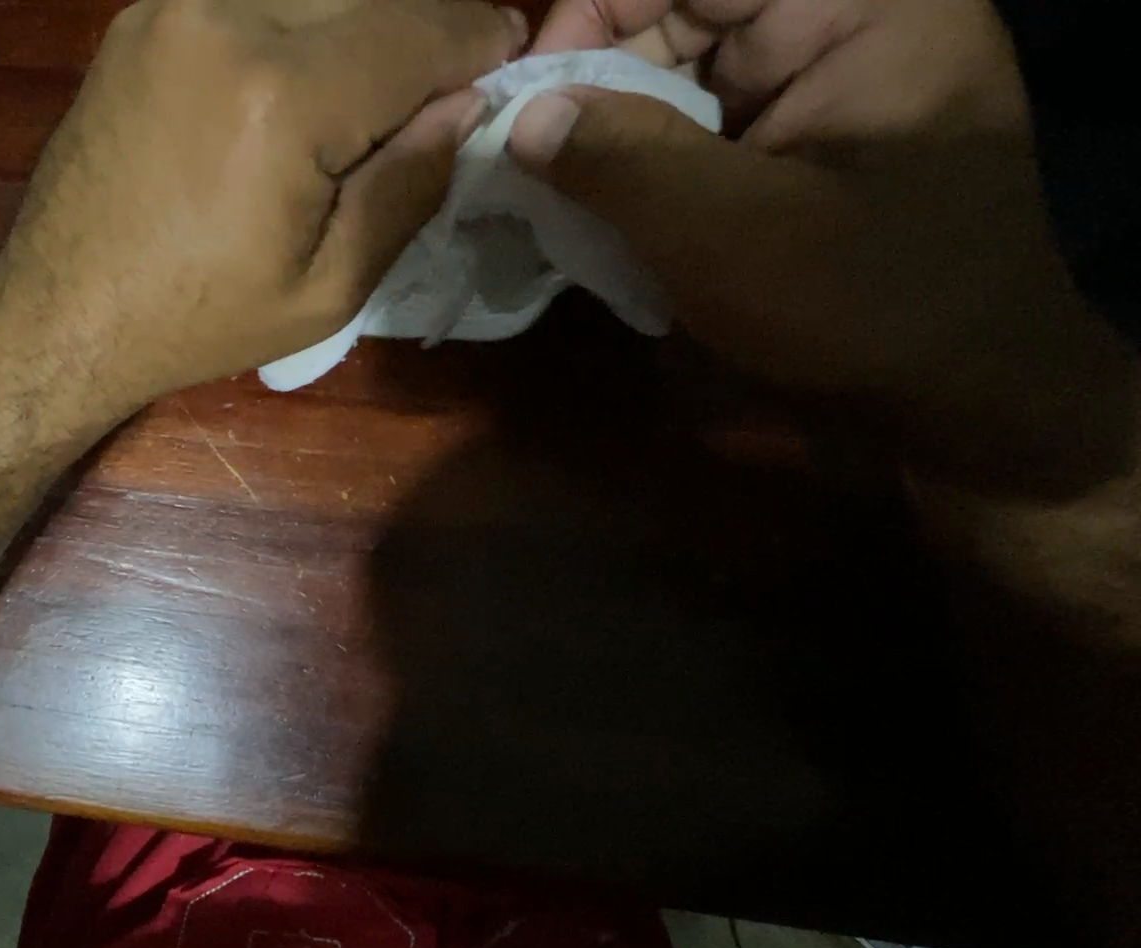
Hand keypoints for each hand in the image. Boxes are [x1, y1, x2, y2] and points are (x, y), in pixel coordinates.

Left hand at [0, 0, 527, 410]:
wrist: (63, 314)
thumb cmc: (195, 323)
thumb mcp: (323, 292)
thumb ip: (406, 190)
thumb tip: (461, 109)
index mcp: (285, 99)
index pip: (423, 29)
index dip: (479, 40)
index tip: (504, 58)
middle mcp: (230, 18)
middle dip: (424, 26)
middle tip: (445, 77)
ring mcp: (174, 5)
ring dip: (360, 22)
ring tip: (375, 84)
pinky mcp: (141, 15)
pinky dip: (295, 24)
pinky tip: (303, 77)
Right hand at [512, 0, 1132, 491]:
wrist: (942, 399)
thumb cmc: (858, 304)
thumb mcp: (729, 230)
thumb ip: (623, 162)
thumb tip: (520, 115)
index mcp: (861, 10)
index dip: (601, 8)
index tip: (525, 88)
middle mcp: (836, 35)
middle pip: (682, 19)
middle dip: (590, 75)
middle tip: (514, 145)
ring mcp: (805, 104)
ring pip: (672, 85)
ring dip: (597, 131)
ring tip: (532, 182)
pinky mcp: (776, 164)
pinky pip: (682, 143)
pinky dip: (624, 172)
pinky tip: (576, 207)